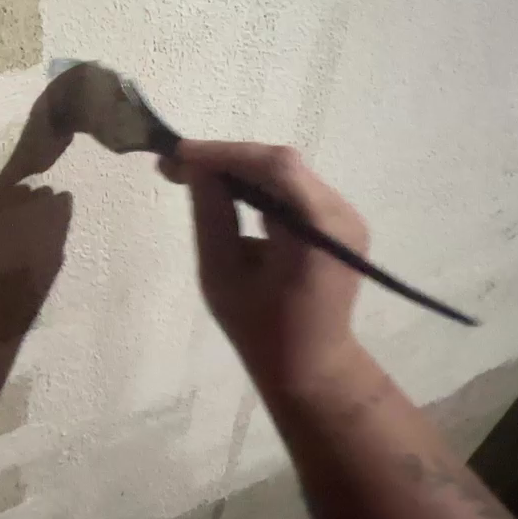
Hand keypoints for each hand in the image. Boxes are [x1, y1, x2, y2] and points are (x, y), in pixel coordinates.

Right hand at [159, 141, 368, 389]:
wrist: (309, 364)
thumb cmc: (260, 328)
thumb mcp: (221, 274)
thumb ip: (212, 215)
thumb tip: (196, 167)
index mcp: (321, 232)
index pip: (275, 169)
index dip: (223, 154)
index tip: (176, 154)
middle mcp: (341, 216)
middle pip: (281, 164)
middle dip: (225, 159)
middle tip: (175, 165)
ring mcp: (342, 217)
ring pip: (284, 171)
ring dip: (236, 168)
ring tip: (190, 174)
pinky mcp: (333, 221)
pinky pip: (289, 187)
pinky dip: (252, 182)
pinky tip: (221, 189)